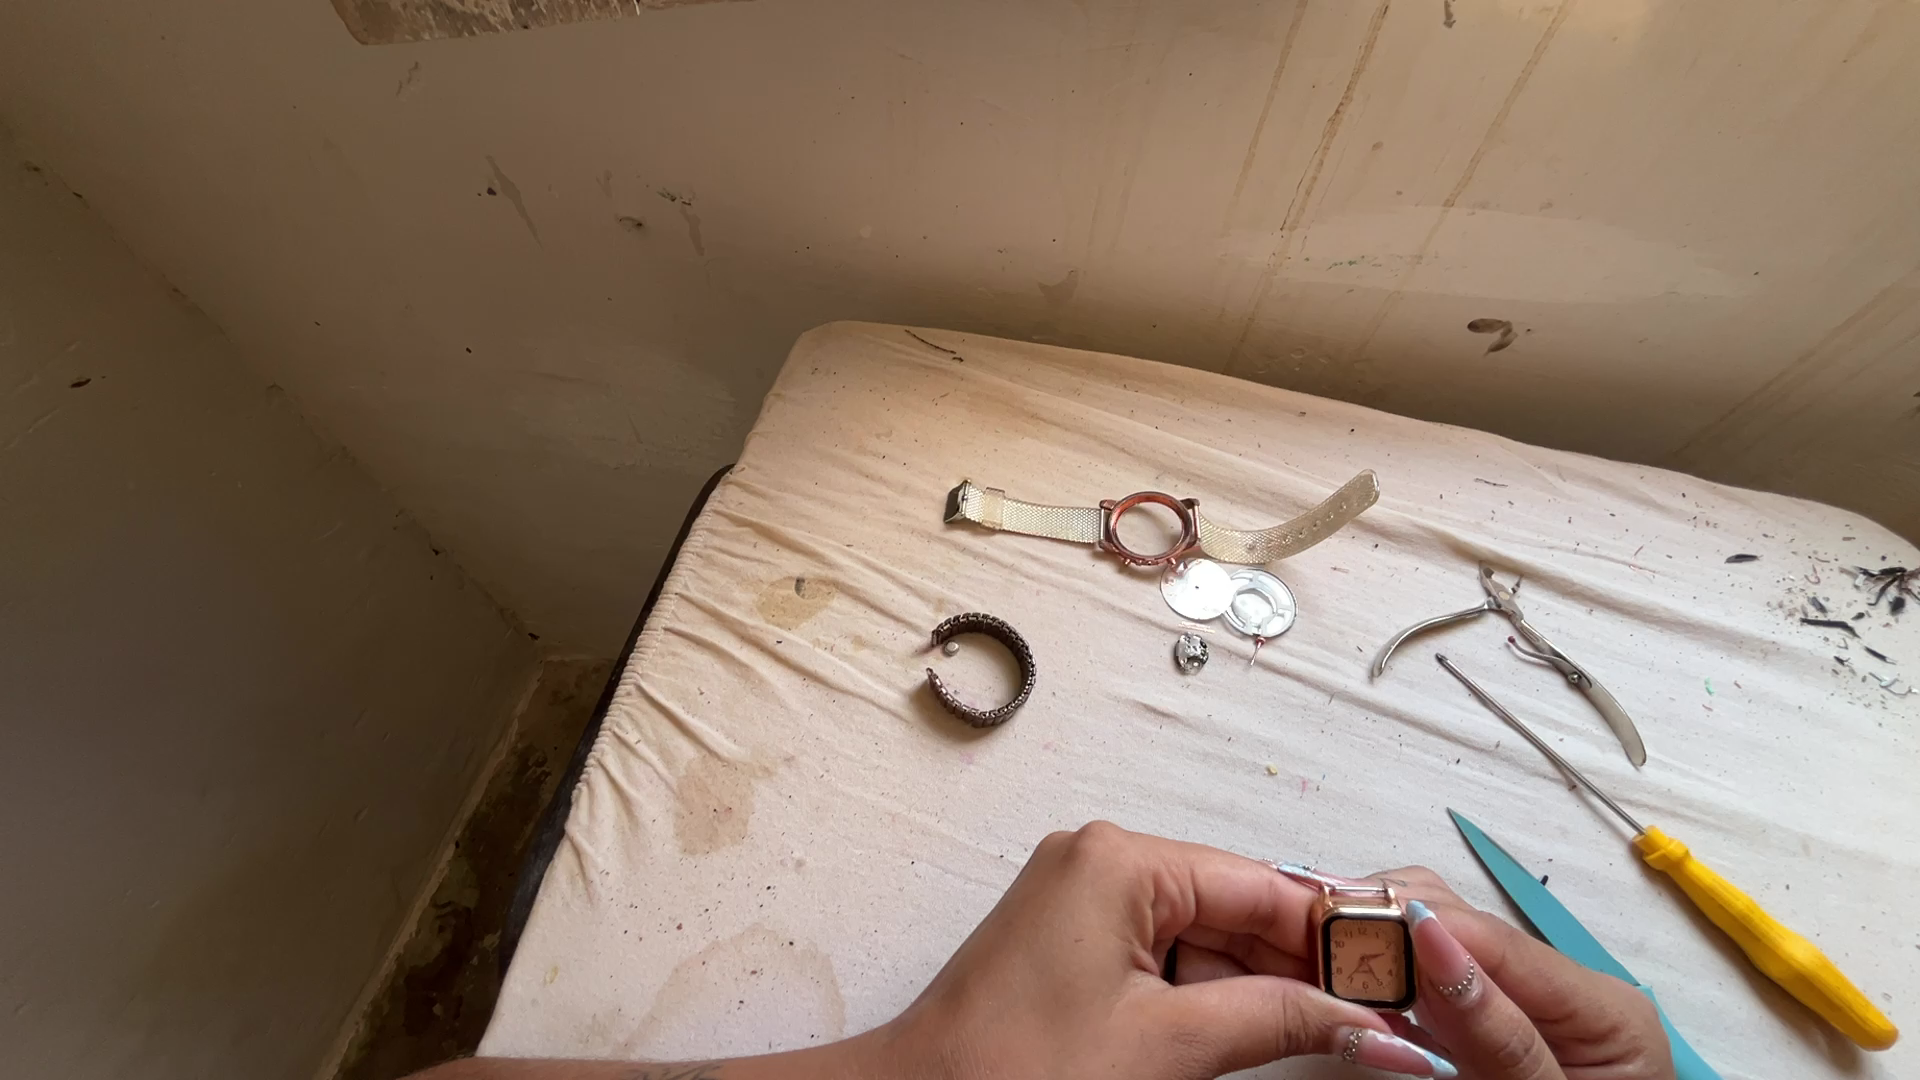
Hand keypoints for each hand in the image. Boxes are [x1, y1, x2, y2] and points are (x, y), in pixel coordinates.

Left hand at [886, 822, 1454, 1078]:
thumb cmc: (1021, 1066)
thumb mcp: (1169, 1045)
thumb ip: (1273, 1021)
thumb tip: (1360, 1022)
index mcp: (1119, 860)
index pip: (1252, 880)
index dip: (1327, 927)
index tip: (1393, 966)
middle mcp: (1100, 860)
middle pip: (1227, 903)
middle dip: (1295, 960)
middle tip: (1375, 1011)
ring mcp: (1085, 895)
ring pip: (1198, 931)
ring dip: (1255, 981)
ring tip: (1330, 1026)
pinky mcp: (1076, 933)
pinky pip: (1161, 950)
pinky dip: (1207, 989)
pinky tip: (1254, 1026)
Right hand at [1353, 865, 1674, 1079]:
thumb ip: (1495, 1032)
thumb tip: (1429, 934)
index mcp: (1601, 1005)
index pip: (1489, 933)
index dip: (1412, 918)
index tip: (1337, 920)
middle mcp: (1562, 977)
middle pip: (1459, 916)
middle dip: (1386, 917)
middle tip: (1316, 936)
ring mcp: (1522, 985)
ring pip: (1436, 924)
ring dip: (1379, 931)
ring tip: (1329, 951)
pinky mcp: (1489, 999)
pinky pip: (1430, 959)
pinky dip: (1388, 958)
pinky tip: (1355, 971)